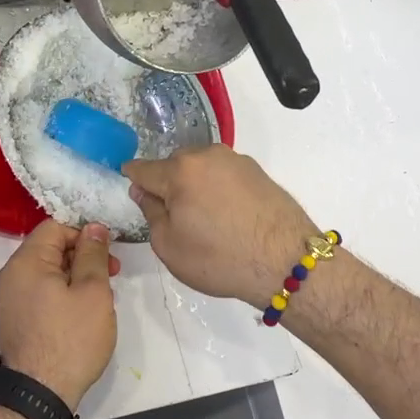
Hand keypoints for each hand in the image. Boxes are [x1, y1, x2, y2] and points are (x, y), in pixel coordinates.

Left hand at [0, 221, 117, 408]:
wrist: (38, 395)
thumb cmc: (70, 340)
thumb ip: (92, 255)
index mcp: (26, 261)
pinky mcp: (15, 319)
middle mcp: (12, 274)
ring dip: (74, 278)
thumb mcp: (92, 292)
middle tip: (111, 277)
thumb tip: (94, 227)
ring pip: (47, 273)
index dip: (85, 235)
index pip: (56, 227)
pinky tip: (80, 315)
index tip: (108, 255)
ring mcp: (10, 298)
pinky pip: (40, 293)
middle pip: (50, 249)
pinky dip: (61, 295)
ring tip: (99, 300)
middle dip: (82, 257)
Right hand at [122, 145, 318, 306]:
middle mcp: (205, 155)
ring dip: (196, 185)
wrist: (287, 263)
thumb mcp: (169, 246)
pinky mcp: (257, 170)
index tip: (134, 194)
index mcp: (179, 171)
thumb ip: (151, 213)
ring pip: (200, 168)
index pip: (141, 168)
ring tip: (208, 219)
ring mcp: (235, 160)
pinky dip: (220, 189)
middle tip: (177, 217)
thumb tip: (145, 192)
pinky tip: (230, 217)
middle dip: (168, 185)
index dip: (132, 180)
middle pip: (173, 166)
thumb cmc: (220, 258)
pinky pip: (224, 175)